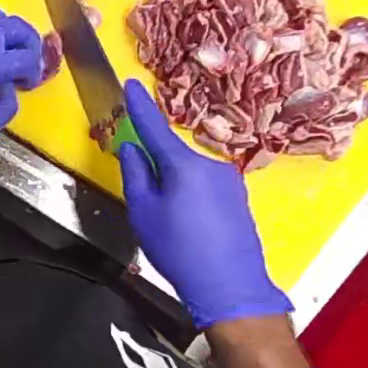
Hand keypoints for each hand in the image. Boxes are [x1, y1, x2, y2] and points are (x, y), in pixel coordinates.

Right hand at [117, 79, 292, 328]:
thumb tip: (131, 147)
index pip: (155, 128)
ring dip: (171, 188)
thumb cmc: (177, 248)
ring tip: (166, 225)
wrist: (229, 283)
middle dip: (154, 170)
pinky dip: (188, 198)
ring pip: (187, 174)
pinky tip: (185, 227)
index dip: (139, 107)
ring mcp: (228, 180)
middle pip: (171, 156)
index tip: (130, 84)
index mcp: (183, 165)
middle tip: (144, 205)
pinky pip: (203, 187)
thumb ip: (135, 174)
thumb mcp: (143, 212)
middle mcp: (209, 164)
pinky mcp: (237, 197)